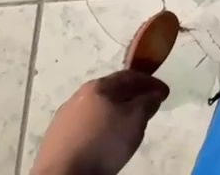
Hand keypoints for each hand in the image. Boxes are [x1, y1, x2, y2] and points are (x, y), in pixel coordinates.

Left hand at [29, 71, 168, 174]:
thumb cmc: (102, 144)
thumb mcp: (136, 120)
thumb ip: (148, 102)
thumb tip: (153, 95)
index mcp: (98, 86)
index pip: (130, 76)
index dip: (150, 83)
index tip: (164, 93)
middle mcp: (78, 97)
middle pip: (111, 91)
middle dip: (132, 97)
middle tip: (148, 107)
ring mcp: (63, 119)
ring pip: (97, 110)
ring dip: (114, 113)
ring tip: (127, 127)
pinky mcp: (54, 140)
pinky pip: (85, 127)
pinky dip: (99, 128)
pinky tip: (105, 140)